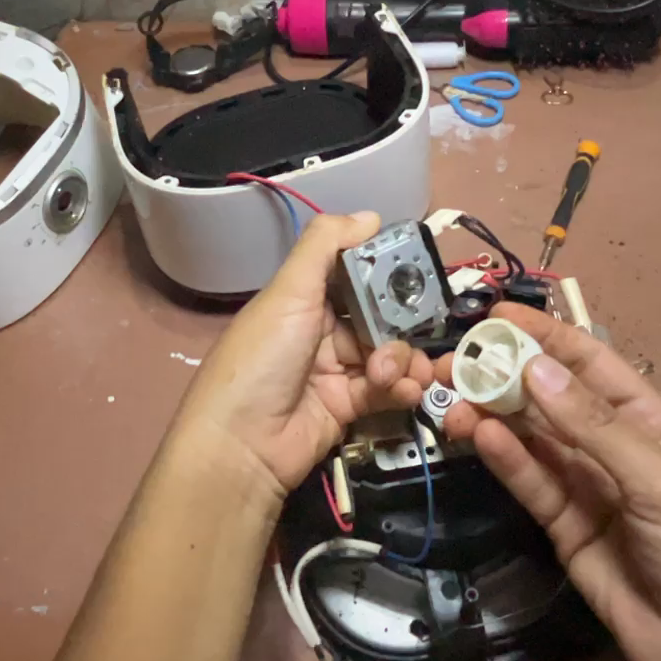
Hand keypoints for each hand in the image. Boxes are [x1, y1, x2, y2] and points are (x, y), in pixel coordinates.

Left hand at [172, 212, 434, 499]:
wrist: (242, 446)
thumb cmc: (263, 357)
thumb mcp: (289, 292)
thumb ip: (325, 245)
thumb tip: (370, 214)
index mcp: (302, 297)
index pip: (353, 272)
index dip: (385, 270)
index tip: (418, 270)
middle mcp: (319, 329)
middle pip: (377, 314)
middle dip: (402, 321)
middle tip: (419, 328)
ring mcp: (334, 369)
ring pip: (386, 352)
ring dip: (402, 358)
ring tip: (398, 373)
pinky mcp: (347, 406)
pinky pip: (385, 388)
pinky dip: (400, 387)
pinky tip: (405, 390)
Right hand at [438, 304, 660, 660]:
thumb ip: (594, 427)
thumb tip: (533, 366)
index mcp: (651, 422)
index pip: (591, 364)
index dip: (546, 335)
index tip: (497, 315)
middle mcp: (612, 445)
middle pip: (550, 397)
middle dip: (504, 373)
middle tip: (455, 357)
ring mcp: (586, 486)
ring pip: (530, 437)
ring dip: (492, 412)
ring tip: (451, 394)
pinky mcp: (563, 525)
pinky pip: (528, 481)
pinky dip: (501, 458)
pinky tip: (476, 435)